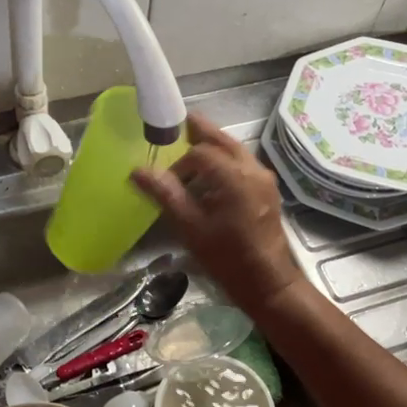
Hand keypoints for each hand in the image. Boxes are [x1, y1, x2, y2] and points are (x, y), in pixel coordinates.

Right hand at [132, 113, 303, 312]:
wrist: (267, 282)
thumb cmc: (227, 256)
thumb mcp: (190, 226)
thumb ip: (165, 194)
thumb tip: (138, 171)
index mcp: (233, 175)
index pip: (200, 152)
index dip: (179, 162)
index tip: (165, 179)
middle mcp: (253, 169)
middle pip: (223, 140)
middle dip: (201, 132)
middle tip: (180, 125)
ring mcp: (264, 180)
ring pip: (236, 151)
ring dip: (215, 147)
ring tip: (193, 150)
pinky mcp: (268, 192)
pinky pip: (245, 165)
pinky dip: (227, 162)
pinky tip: (214, 177)